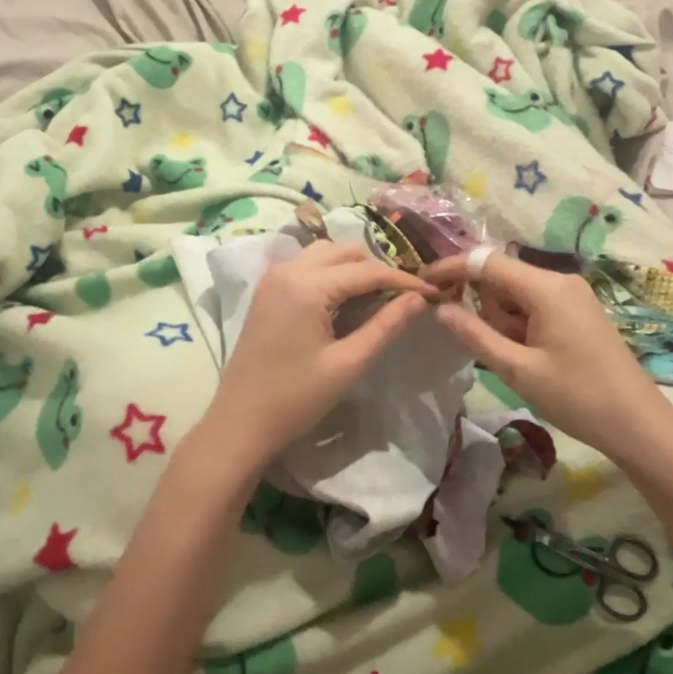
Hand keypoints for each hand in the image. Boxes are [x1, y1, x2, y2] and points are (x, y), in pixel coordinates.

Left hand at [203, 240, 435, 469]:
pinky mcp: (267, 291)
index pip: (367, 270)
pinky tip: (346, 300)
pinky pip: (307, 266)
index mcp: (307, 285)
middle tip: (404, 296)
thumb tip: (418, 299)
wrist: (240, 423)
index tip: (432, 293)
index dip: (403, 279)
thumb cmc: (296, 399)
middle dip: (377, 268)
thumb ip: (385, 326)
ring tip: (378, 297)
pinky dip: (331, 273)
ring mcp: (273, 278)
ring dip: (353, 268)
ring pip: (325, 253)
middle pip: (345, 251)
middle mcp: (288, 269)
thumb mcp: (348, 364)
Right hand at [421, 251, 665, 460]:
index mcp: (546, 288)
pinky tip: (526, 357)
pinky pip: (535, 305)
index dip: (451, 269)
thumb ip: (475, 335)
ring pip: (516, 293)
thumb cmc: (577, 397)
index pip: (486, 262)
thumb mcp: (518, 370)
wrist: (638, 425)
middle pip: (501, 276)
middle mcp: (560, 280)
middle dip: (481, 304)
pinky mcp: (578, 312)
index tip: (421, 284)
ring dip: (502, 320)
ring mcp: (572, 295)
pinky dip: (519, 325)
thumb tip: (439, 308)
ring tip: (514, 361)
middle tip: (482, 345)